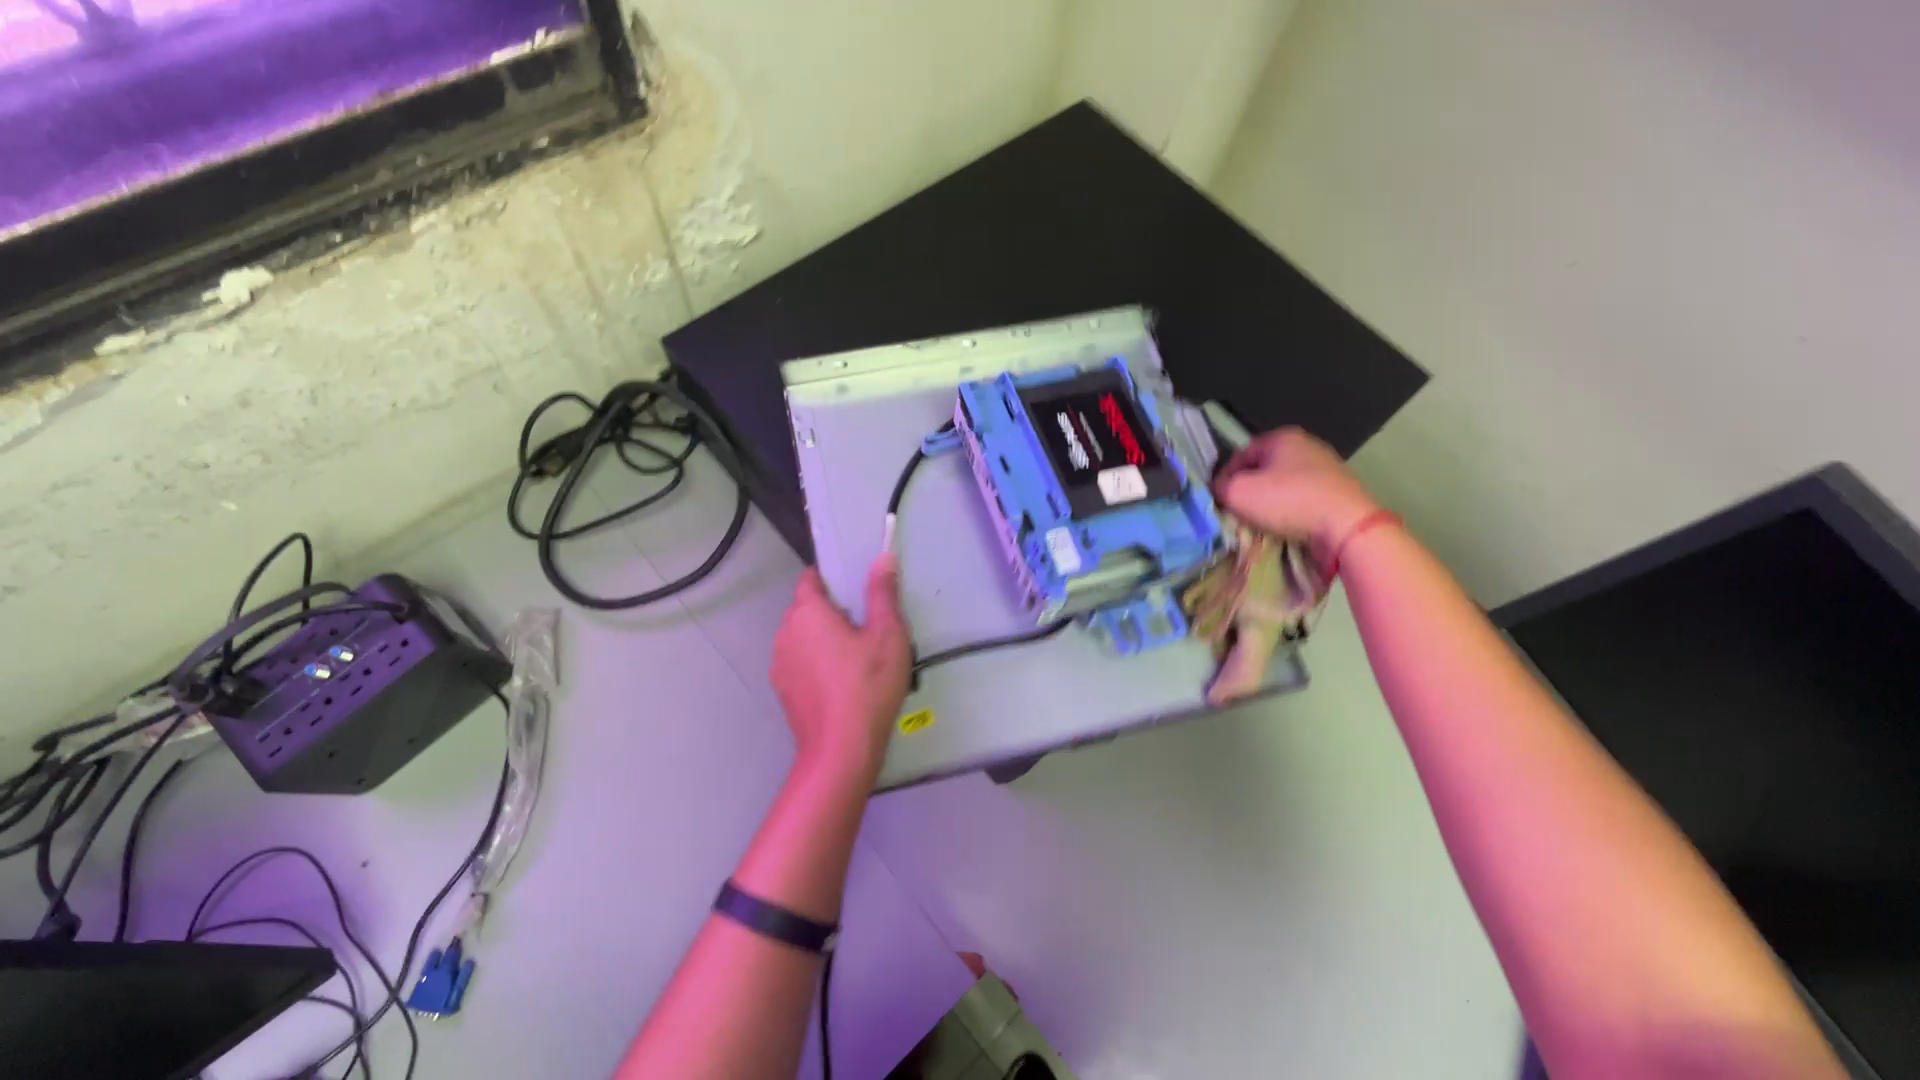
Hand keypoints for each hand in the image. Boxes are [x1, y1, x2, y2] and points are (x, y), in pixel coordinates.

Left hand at [770, 555, 911, 778]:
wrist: (841, 750)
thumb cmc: (868, 686)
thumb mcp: (888, 635)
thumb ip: (882, 593)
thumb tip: (882, 558)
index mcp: (807, 612)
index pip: (811, 579)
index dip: (833, 579)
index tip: (857, 591)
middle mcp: (785, 632)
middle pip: (806, 609)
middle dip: (832, 612)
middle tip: (867, 628)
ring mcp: (780, 664)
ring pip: (802, 638)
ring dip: (823, 640)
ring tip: (858, 659)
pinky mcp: (783, 691)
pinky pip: (800, 664)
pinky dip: (817, 665)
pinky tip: (842, 684)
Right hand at [1214, 427, 1384, 563]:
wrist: (1346, 526)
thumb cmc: (1289, 501)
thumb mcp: (1239, 492)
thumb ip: (1221, 486)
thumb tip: (1220, 489)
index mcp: (1283, 437)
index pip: (1241, 453)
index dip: (1225, 476)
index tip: (1219, 499)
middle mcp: (1307, 447)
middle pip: (1264, 470)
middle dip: (1249, 491)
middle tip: (1237, 513)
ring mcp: (1327, 470)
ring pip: (1284, 488)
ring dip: (1270, 505)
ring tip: (1260, 525)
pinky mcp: (1340, 493)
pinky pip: (1304, 502)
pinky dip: (1292, 514)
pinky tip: (1287, 529)